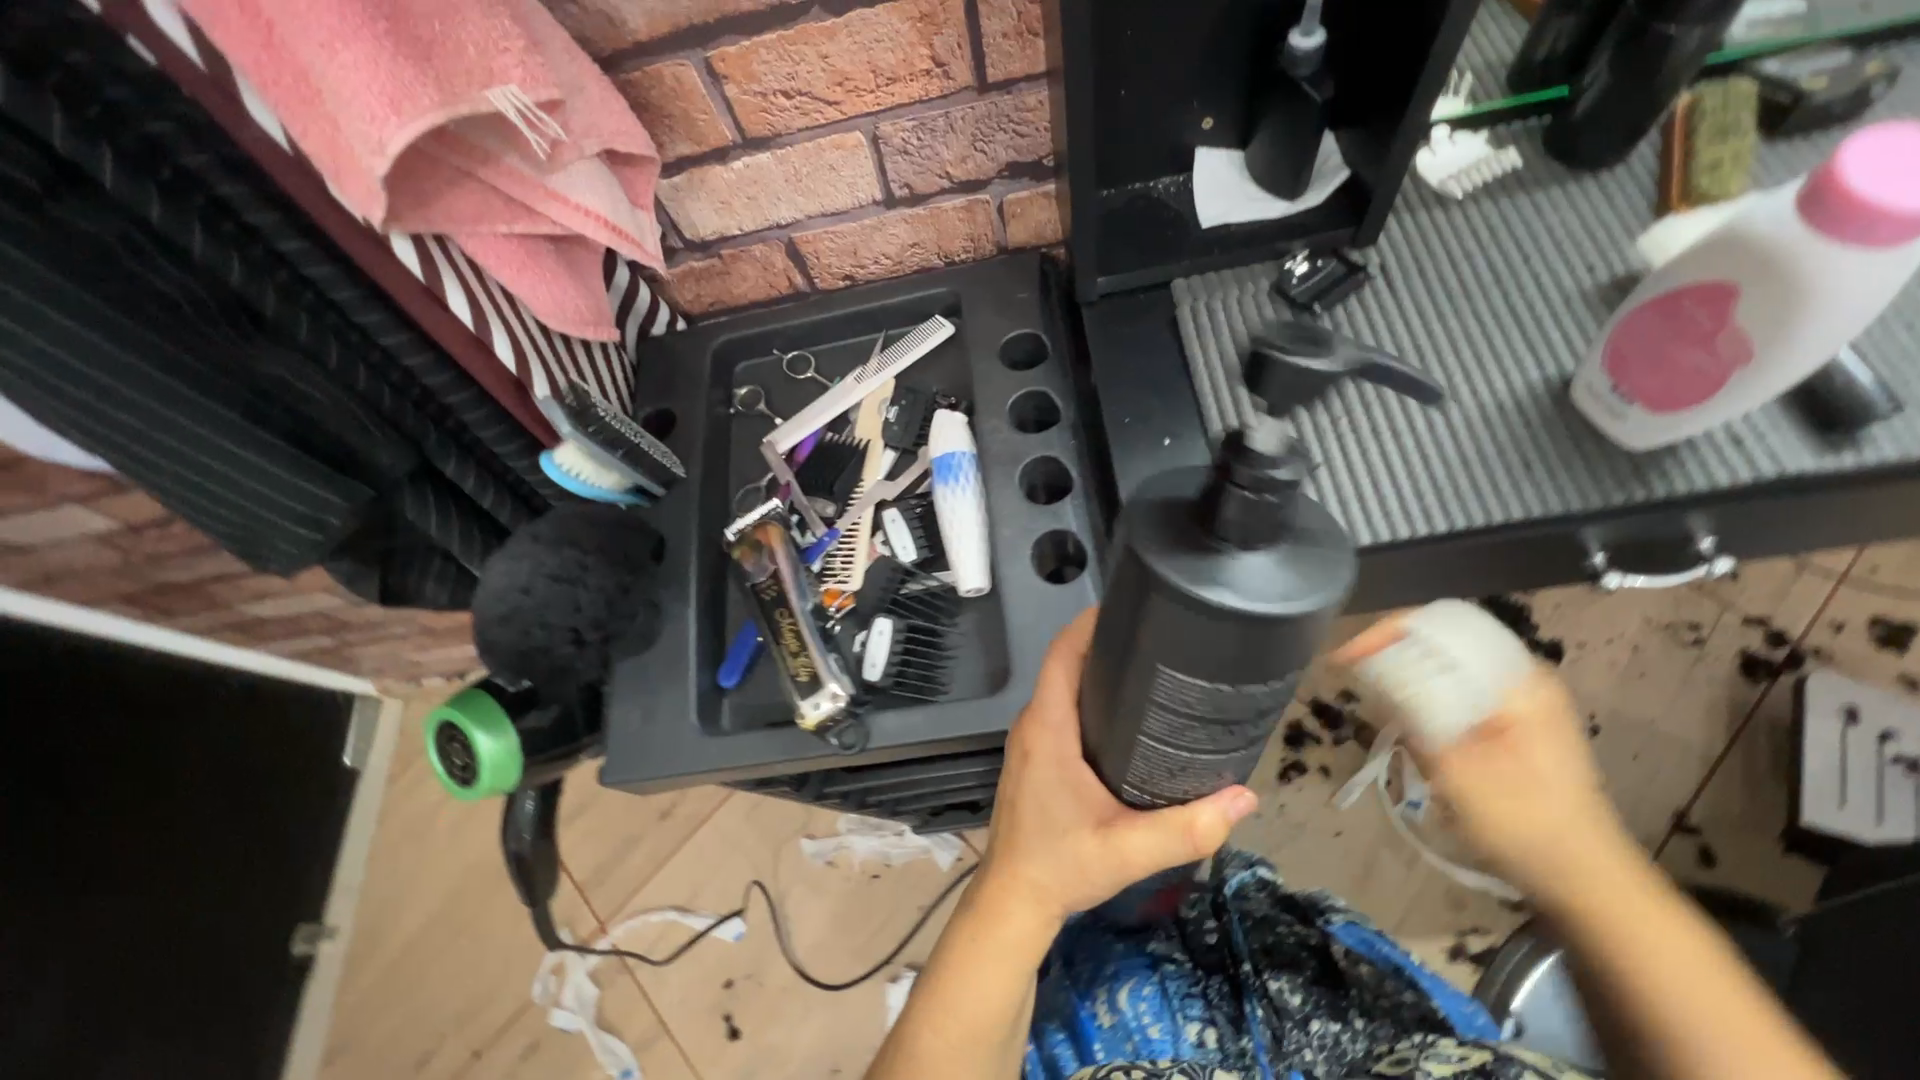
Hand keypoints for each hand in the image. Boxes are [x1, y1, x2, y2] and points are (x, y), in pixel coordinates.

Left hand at [975, 608, 1259, 928]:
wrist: (1014, 901)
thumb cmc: (1060, 867)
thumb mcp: (1128, 850)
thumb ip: (1187, 828)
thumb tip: (1245, 799)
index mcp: (1047, 728)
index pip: (1062, 653)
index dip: (1090, 624)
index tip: (1130, 609)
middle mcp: (1033, 726)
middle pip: (1066, 666)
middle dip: (1107, 646)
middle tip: (1160, 640)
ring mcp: (1030, 743)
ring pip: (1063, 690)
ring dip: (1099, 675)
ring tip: (1153, 672)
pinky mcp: (1035, 760)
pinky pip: (1061, 713)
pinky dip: (1090, 701)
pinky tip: (1128, 719)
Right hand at [1334, 616, 1637, 905]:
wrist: (1585, 879)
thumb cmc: (1524, 824)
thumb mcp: (1458, 768)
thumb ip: (1415, 713)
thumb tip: (1371, 672)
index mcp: (1517, 678)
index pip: (1441, 626)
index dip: (1387, 633)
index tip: (1347, 658)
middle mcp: (1522, 677)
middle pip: (1442, 643)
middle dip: (1392, 655)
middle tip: (1351, 677)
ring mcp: (1521, 701)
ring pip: (1448, 670)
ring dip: (1407, 680)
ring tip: (1374, 702)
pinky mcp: (1516, 725)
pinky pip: (1459, 694)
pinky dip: (1426, 702)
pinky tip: (1409, 729)